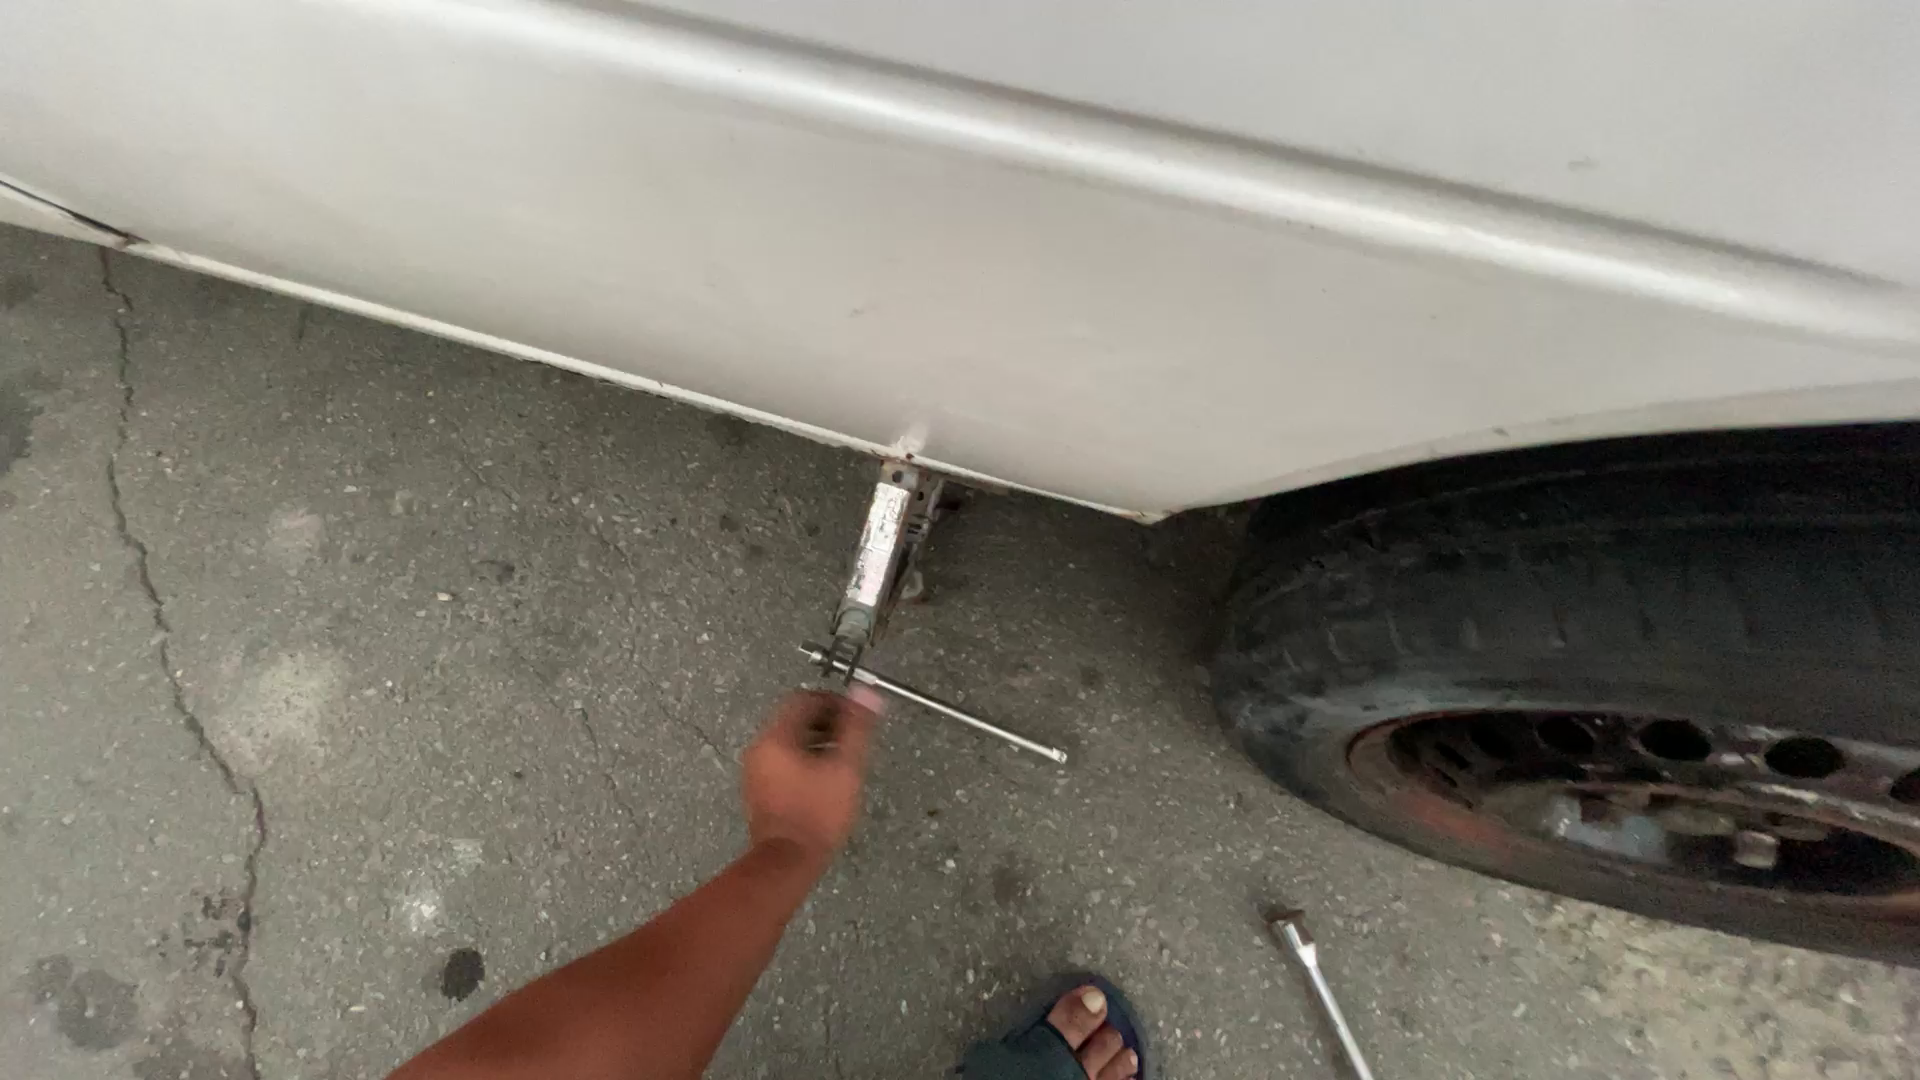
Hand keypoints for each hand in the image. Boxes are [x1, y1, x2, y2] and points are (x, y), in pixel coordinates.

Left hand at [741, 688, 882, 865]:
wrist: (789, 862)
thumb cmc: (818, 814)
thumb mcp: (846, 767)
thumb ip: (857, 727)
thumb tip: (867, 693)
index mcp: (776, 737)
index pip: (804, 698)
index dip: (834, 701)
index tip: (855, 717)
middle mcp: (760, 748)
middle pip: (795, 716)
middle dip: (827, 721)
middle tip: (852, 737)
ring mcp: (756, 770)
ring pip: (789, 738)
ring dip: (817, 739)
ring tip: (843, 757)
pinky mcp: (759, 789)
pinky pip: (783, 759)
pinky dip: (805, 758)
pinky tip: (825, 776)